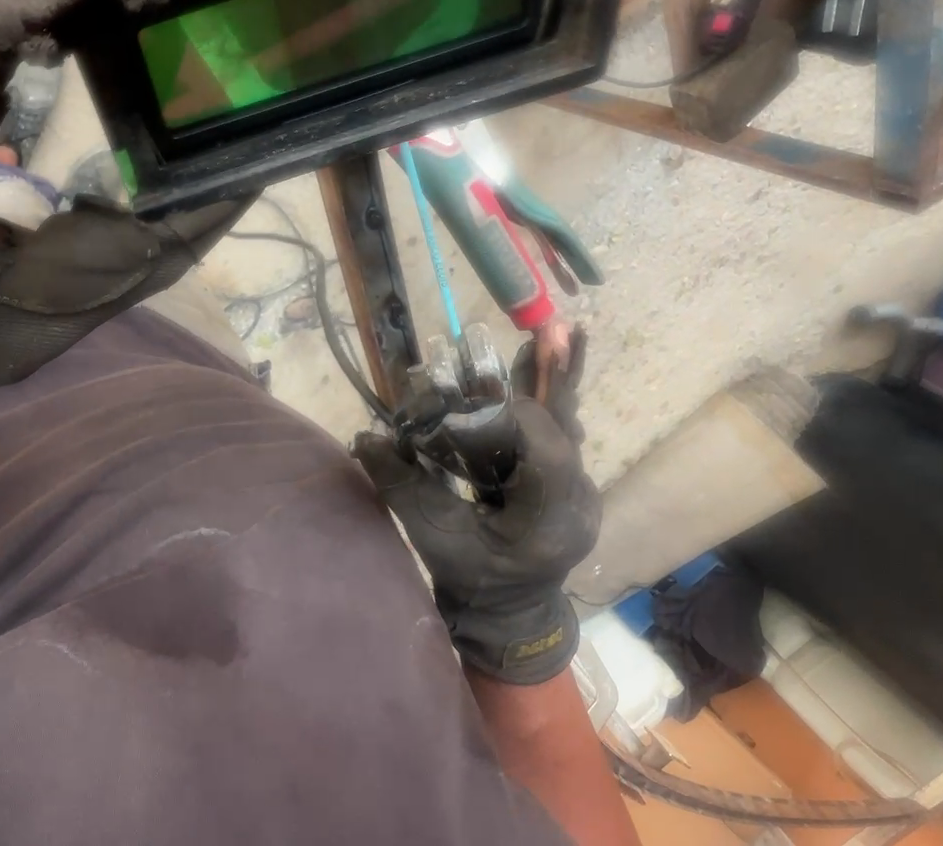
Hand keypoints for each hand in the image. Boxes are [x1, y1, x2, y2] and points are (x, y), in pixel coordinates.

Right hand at [353, 332, 599, 683]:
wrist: (507, 614)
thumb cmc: (470, 577)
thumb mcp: (432, 536)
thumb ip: (403, 485)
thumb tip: (364, 437)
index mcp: (549, 521)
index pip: (546, 452)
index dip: (515, 412)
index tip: (477, 389)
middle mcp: (577, 500)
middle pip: (564, 428)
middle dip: (551, 378)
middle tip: (553, 328)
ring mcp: (578, 490)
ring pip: (566, 424)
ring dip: (556, 378)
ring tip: (563, 330)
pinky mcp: (565, 481)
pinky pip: (558, 432)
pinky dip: (548, 395)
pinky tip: (547, 358)